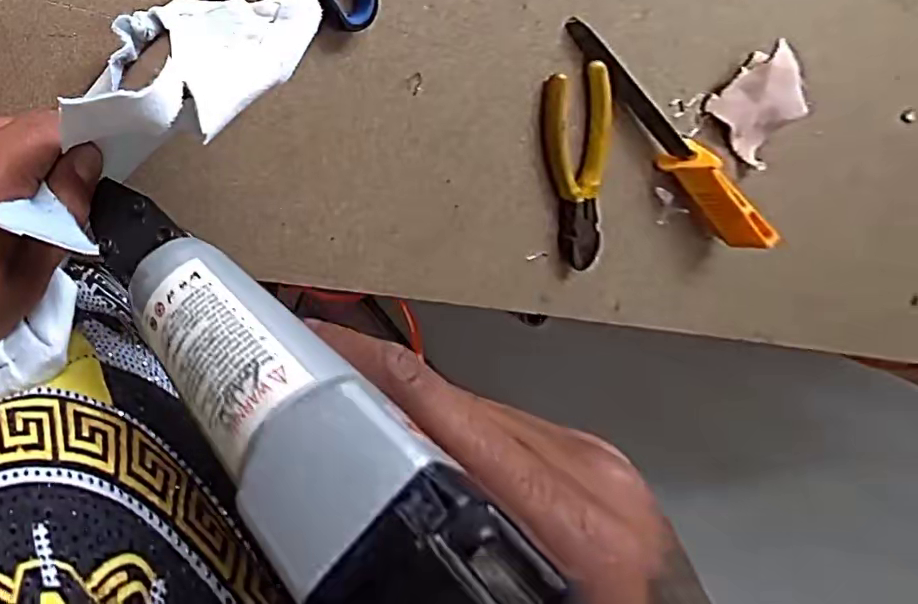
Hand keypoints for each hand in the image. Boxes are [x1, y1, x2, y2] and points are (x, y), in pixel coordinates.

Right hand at [308, 321, 709, 603]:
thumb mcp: (499, 588)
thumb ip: (438, 509)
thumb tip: (363, 464)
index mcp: (572, 521)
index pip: (438, 400)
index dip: (366, 359)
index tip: (320, 338)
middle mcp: (589, 475)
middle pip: (447, 394)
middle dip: (376, 376)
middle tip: (318, 369)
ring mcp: (598, 463)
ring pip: (471, 401)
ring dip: (412, 398)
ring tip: (359, 392)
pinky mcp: (598, 460)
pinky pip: (503, 420)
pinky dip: (453, 419)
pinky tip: (422, 425)